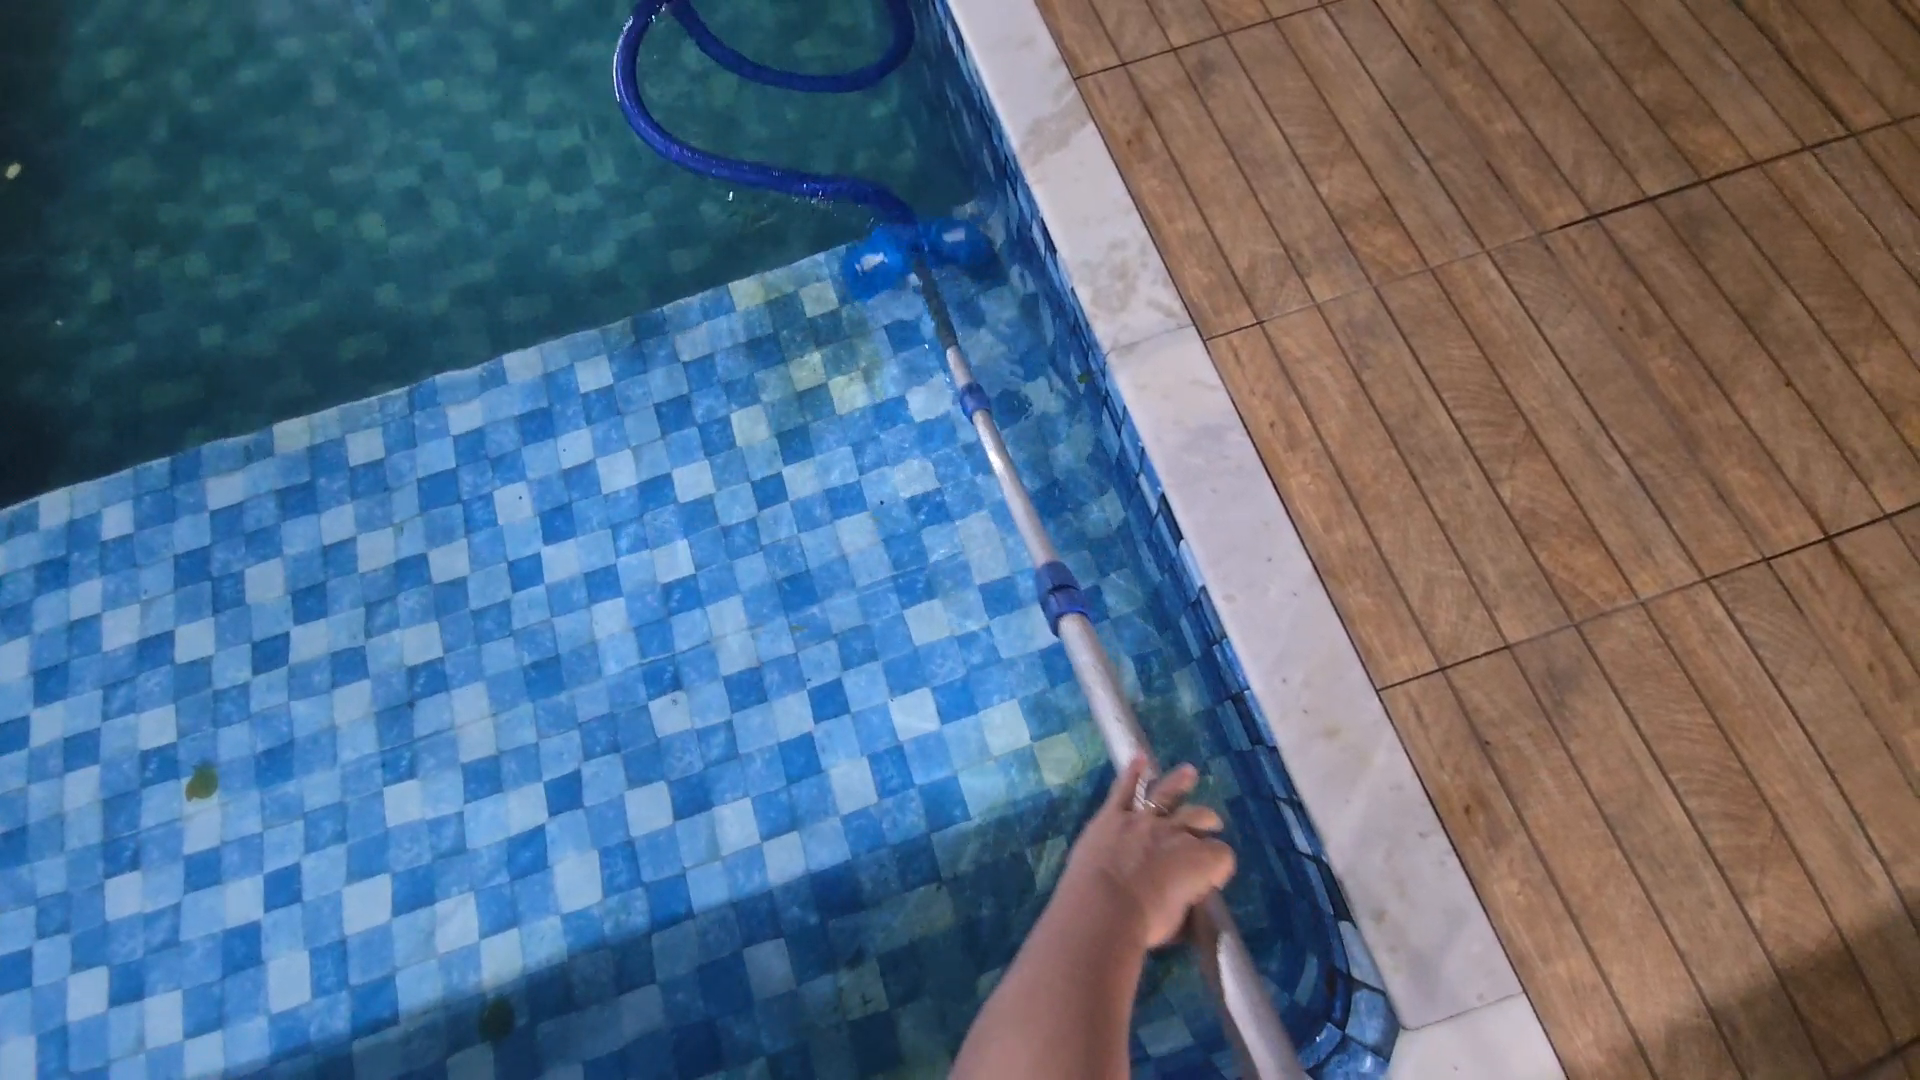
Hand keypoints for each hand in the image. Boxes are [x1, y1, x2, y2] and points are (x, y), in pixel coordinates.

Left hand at [1056, 756, 1236, 950]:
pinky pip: (1124, 789)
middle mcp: (1176, 833)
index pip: (1222, 856)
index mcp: (1200, 860)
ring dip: (1179, 782)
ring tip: (1189, 772)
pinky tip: (1138, 758)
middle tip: (1211, 824)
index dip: (1218, 868)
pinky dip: (1132, 772)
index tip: (1209, 881)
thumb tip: (1184, 902)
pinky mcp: (1113, 815)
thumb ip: (1185, 905)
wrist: (1103, 906)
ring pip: (1166, 794)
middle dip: (1207, 822)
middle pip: (1199, 818)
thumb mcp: (1178, 923)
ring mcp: (1143, 820)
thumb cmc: (1144, 923)